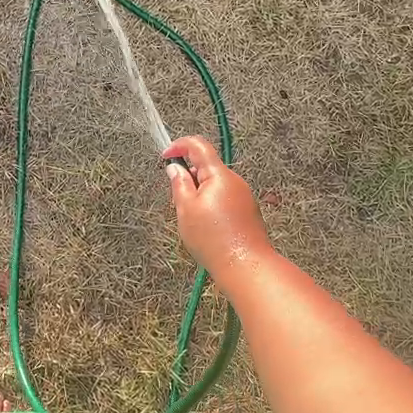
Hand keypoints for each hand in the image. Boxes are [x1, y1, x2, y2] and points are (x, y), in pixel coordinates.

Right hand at [163, 136, 272, 271]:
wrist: (245, 266)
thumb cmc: (216, 241)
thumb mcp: (186, 209)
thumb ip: (179, 183)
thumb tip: (175, 169)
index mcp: (219, 175)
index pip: (198, 145)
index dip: (178, 146)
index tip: (166, 156)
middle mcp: (234, 181)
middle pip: (206, 166)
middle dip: (188, 176)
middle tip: (178, 199)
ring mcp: (242, 196)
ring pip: (214, 184)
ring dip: (198, 193)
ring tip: (193, 219)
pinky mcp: (246, 210)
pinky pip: (223, 198)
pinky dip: (210, 204)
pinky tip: (206, 226)